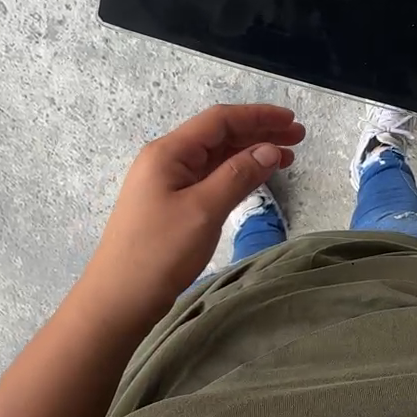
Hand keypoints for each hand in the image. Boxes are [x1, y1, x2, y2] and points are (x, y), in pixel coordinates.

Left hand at [73, 104, 305, 323]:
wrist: (119, 300)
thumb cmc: (159, 253)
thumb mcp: (204, 210)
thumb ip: (238, 175)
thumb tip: (269, 150)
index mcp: (168, 152)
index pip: (219, 120)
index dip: (258, 116)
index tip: (292, 120)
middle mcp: (166, 160)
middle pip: (219, 135)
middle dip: (259, 132)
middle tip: (297, 137)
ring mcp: (168, 183)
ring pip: (216, 157)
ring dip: (250, 153)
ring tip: (287, 158)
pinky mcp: (172, 205)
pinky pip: (210, 177)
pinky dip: (237, 173)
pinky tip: (256, 178)